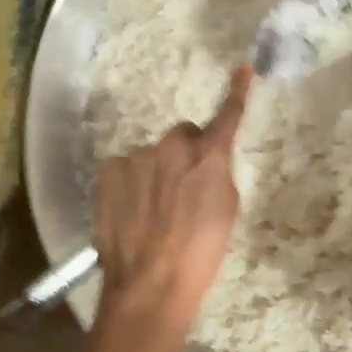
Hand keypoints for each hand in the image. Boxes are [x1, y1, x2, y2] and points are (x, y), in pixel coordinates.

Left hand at [92, 67, 249, 324]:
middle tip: (185, 194)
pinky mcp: (108, 172)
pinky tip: (133, 214)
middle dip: (186, 156)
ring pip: (152, 157)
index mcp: (208, 156)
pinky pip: (127, 170)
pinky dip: (132, 185)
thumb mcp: (227, 212)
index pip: (227, 117)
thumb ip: (219, 175)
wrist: (150, 282)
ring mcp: (135, 157)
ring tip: (155, 214)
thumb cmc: (201, 253)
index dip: (238, 93)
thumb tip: (207, 162)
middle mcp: (171, 146)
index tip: (242, 68)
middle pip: (182, 138)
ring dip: (156, 174)